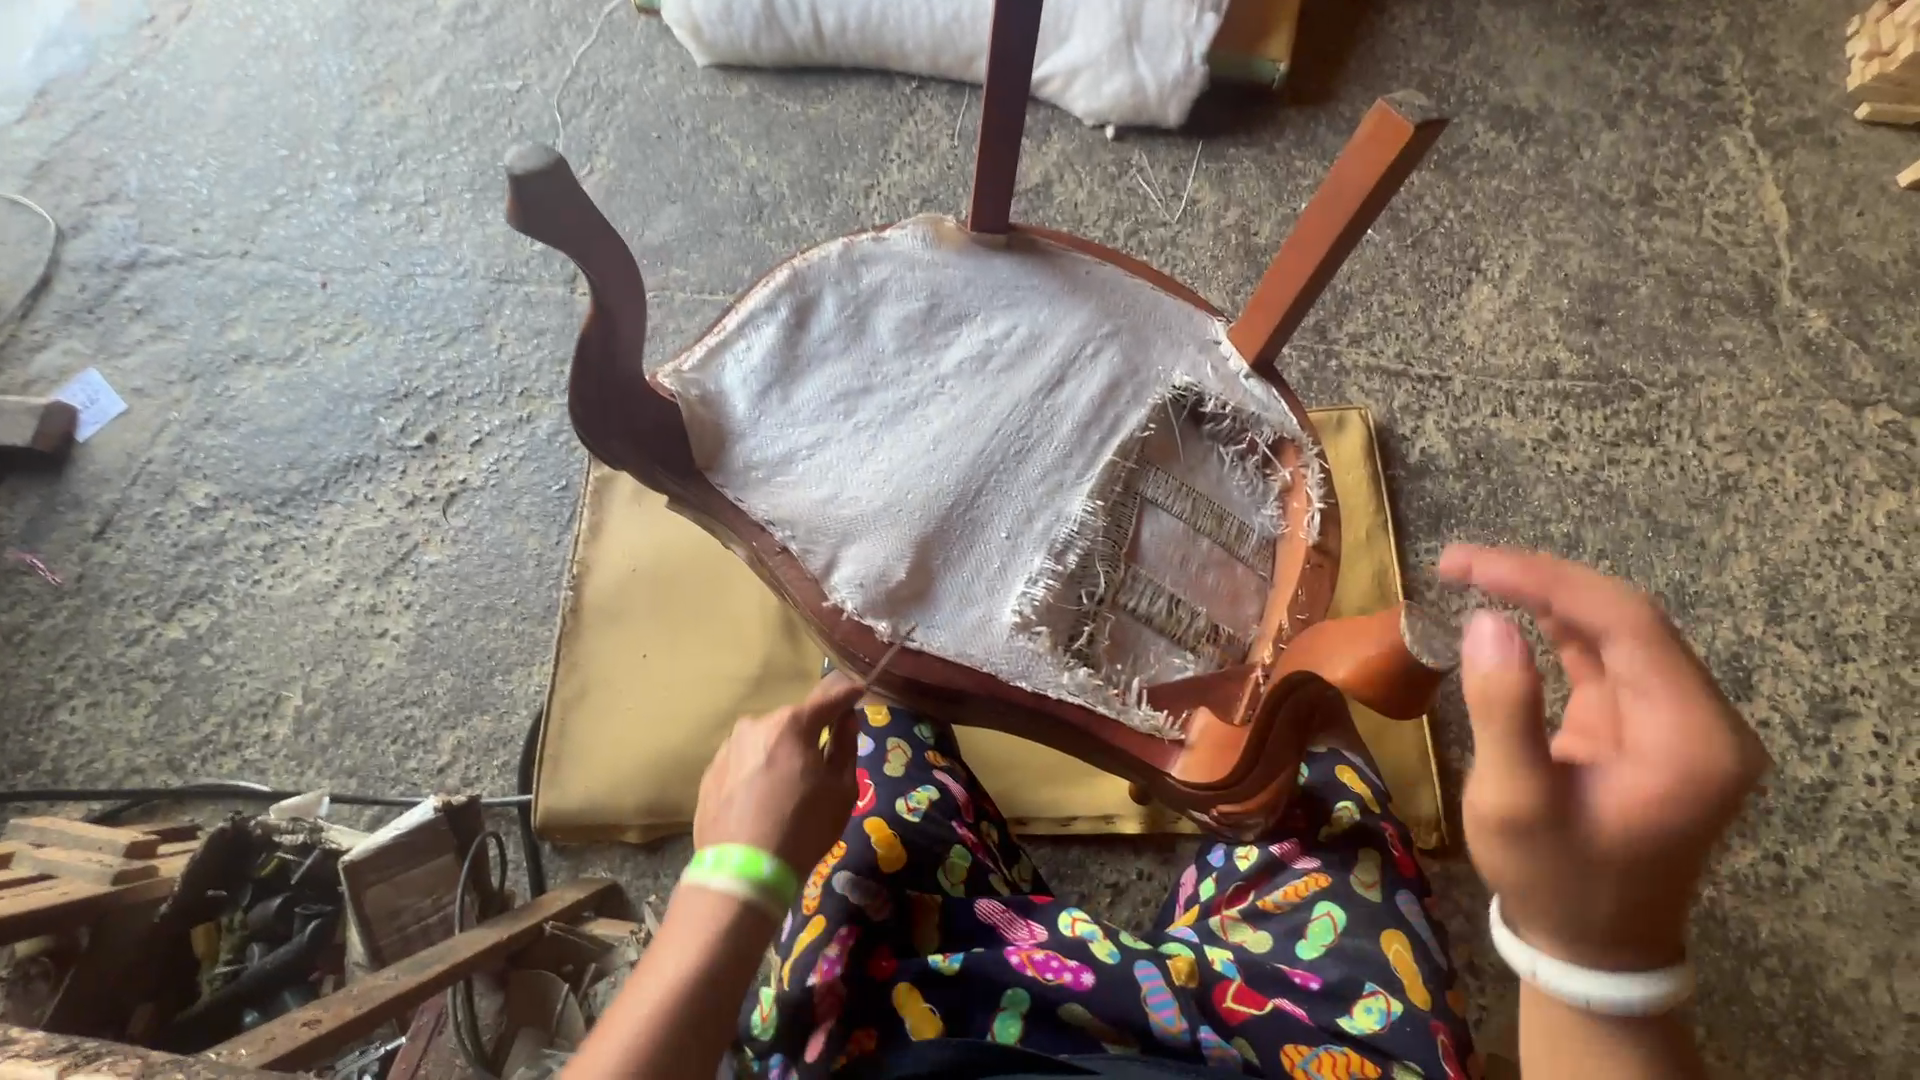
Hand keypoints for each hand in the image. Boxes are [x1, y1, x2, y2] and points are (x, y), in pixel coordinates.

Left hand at [693, 673, 865, 874]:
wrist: (744, 872)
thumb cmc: (804, 827)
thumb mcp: (842, 789)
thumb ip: (846, 745)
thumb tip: (846, 719)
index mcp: (792, 724)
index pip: (829, 698)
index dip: (848, 695)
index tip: (860, 692)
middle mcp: (756, 725)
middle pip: (794, 720)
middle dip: (811, 732)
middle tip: (822, 757)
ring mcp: (728, 748)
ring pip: (766, 740)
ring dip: (781, 751)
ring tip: (788, 785)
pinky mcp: (710, 773)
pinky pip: (744, 762)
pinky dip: (757, 771)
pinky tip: (763, 799)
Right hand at [1439, 545, 1769, 971]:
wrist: (1589, 941)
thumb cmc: (1552, 876)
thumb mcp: (1516, 800)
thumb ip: (1504, 708)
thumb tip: (1484, 621)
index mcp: (1691, 738)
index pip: (1628, 623)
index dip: (1544, 580)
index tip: (1464, 565)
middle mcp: (1700, 720)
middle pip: (1627, 617)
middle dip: (1540, 578)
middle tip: (1457, 563)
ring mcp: (1675, 721)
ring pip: (1615, 629)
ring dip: (1544, 595)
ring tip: (1471, 573)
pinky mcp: (1643, 726)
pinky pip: (1604, 656)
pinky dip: (1553, 626)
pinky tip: (1509, 609)